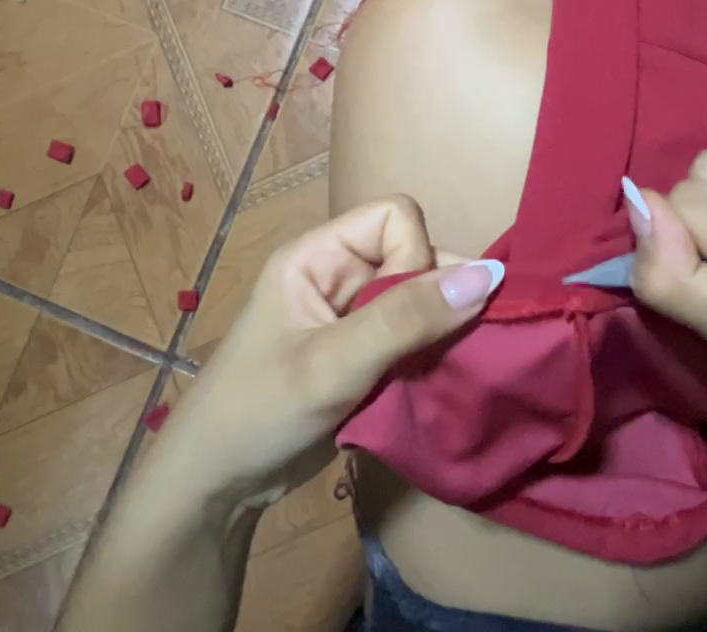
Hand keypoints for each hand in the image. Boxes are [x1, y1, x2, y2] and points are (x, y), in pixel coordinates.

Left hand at [150, 196, 503, 507]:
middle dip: (438, 297)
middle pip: (416, 255)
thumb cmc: (259, 412)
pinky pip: (415, 334)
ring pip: (422, 298)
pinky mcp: (366, 354)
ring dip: (438, 331)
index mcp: (319, 255)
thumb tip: (488, 275)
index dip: (417, 256)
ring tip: (438, 369)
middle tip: (439, 348)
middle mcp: (340, 275)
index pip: (395, 218)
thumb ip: (406, 318)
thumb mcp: (332, 364)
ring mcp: (353, 316)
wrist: (217, 488)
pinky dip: (430, 355)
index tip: (412, 313)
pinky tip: (431, 382)